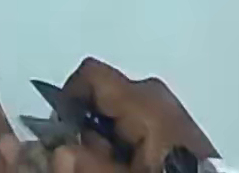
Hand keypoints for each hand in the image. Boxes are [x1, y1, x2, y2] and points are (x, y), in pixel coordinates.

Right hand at [50, 59, 215, 172]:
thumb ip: (89, 164)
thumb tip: (56, 150)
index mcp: (141, 98)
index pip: (90, 74)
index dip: (68, 99)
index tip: (63, 135)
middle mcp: (155, 93)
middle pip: (103, 95)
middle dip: (89, 129)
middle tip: (91, 164)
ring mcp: (172, 110)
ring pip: (121, 113)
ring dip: (109, 140)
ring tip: (117, 169)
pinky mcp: (182, 129)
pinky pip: (141, 124)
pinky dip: (129, 144)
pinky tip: (133, 168)